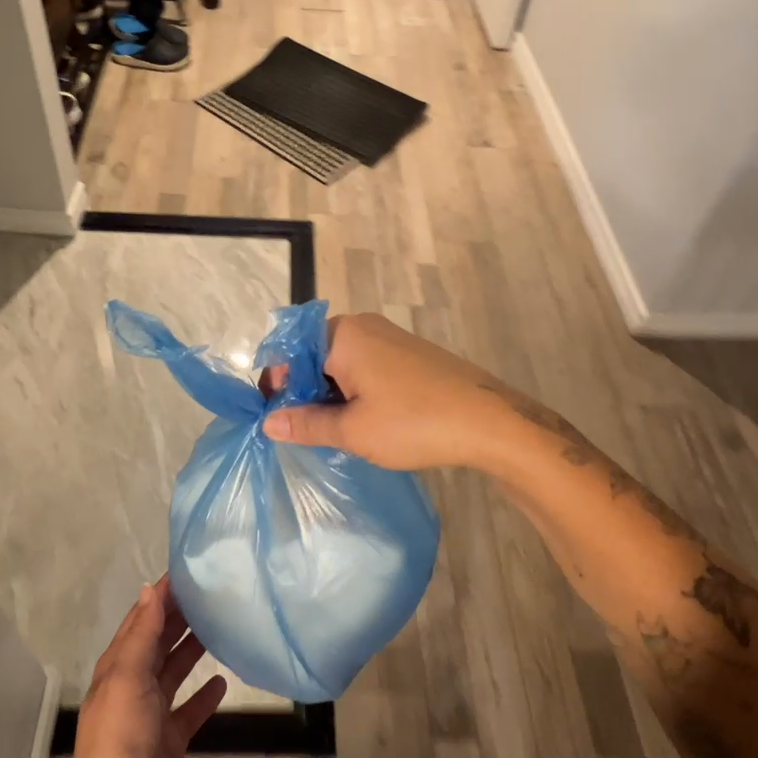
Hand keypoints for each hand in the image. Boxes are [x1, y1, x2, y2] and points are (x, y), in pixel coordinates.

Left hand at [75, 578, 226, 757]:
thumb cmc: (121, 733)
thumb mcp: (126, 677)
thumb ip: (140, 634)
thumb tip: (149, 587)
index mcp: (117, 667)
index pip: (140, 620)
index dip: (161, 596)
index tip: (188, 571)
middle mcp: (132, 685)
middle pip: (158, 643)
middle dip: (179, 617)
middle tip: (211, 592)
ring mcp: (150, 714)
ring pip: (174, 672)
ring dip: (193, 650)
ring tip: (219, 627)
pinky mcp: (169, 740)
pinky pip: (189, 711)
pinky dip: (205, 696)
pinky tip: (223, 682)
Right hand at [260, 312, 514, 470]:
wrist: (489, 422)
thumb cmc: (413, 422)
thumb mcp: (352, 430)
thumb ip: (306, 423)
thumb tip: (269, 422)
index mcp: (343, 334)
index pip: (291, 349)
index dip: (278, 382)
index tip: (277, 417)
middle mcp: (365, 326)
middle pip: (316, 353)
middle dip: (305, 389)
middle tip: (305, 430)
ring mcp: (390, 338)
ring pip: (342, 362)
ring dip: (331, 393)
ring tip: (335, 431)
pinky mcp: (410, 354)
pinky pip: (367, 366)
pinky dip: (356, 390)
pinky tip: (365, 421)